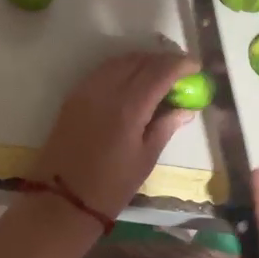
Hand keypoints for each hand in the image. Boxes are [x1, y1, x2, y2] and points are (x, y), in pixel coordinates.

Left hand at [29, 50, 195, 219]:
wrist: (63, 198)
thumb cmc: (111, 185)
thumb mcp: (145, 159)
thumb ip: (165, 127)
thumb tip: (185, 109)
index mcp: (129, 107)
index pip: (159, 72)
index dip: (180, 65)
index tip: (195, 66)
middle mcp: (106, 91)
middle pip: (138, 61)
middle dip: (162, 60)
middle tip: (180, 69)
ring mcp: (86, 91)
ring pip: (118, 61)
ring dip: (141, 61)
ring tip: (158, 72)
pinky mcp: (73, 96)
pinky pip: (102, 71)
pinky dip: (121, 67)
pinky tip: (131, 80)